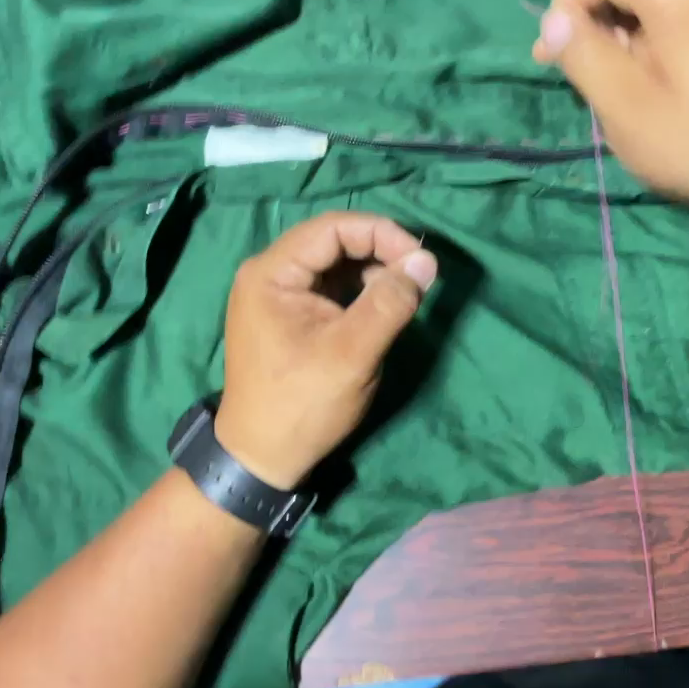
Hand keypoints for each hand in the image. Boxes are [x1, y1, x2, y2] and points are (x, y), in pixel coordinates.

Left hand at [217, 212, 438, 489]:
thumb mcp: (352, 354)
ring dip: (374, 269)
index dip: (381, 233)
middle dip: (380, 250)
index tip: (421, 259)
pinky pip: (332, 285)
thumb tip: (426, 261)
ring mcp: (278, 293)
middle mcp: (270, 273)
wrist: (262, 459)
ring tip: (406, 293)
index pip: (333, 228)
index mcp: (271, 273)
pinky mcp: (291, 313)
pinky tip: (384, 305)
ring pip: (336, 262)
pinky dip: (361, 289)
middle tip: (419, 274)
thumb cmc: (302, 405)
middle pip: (333, 240)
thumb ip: (390, 303)